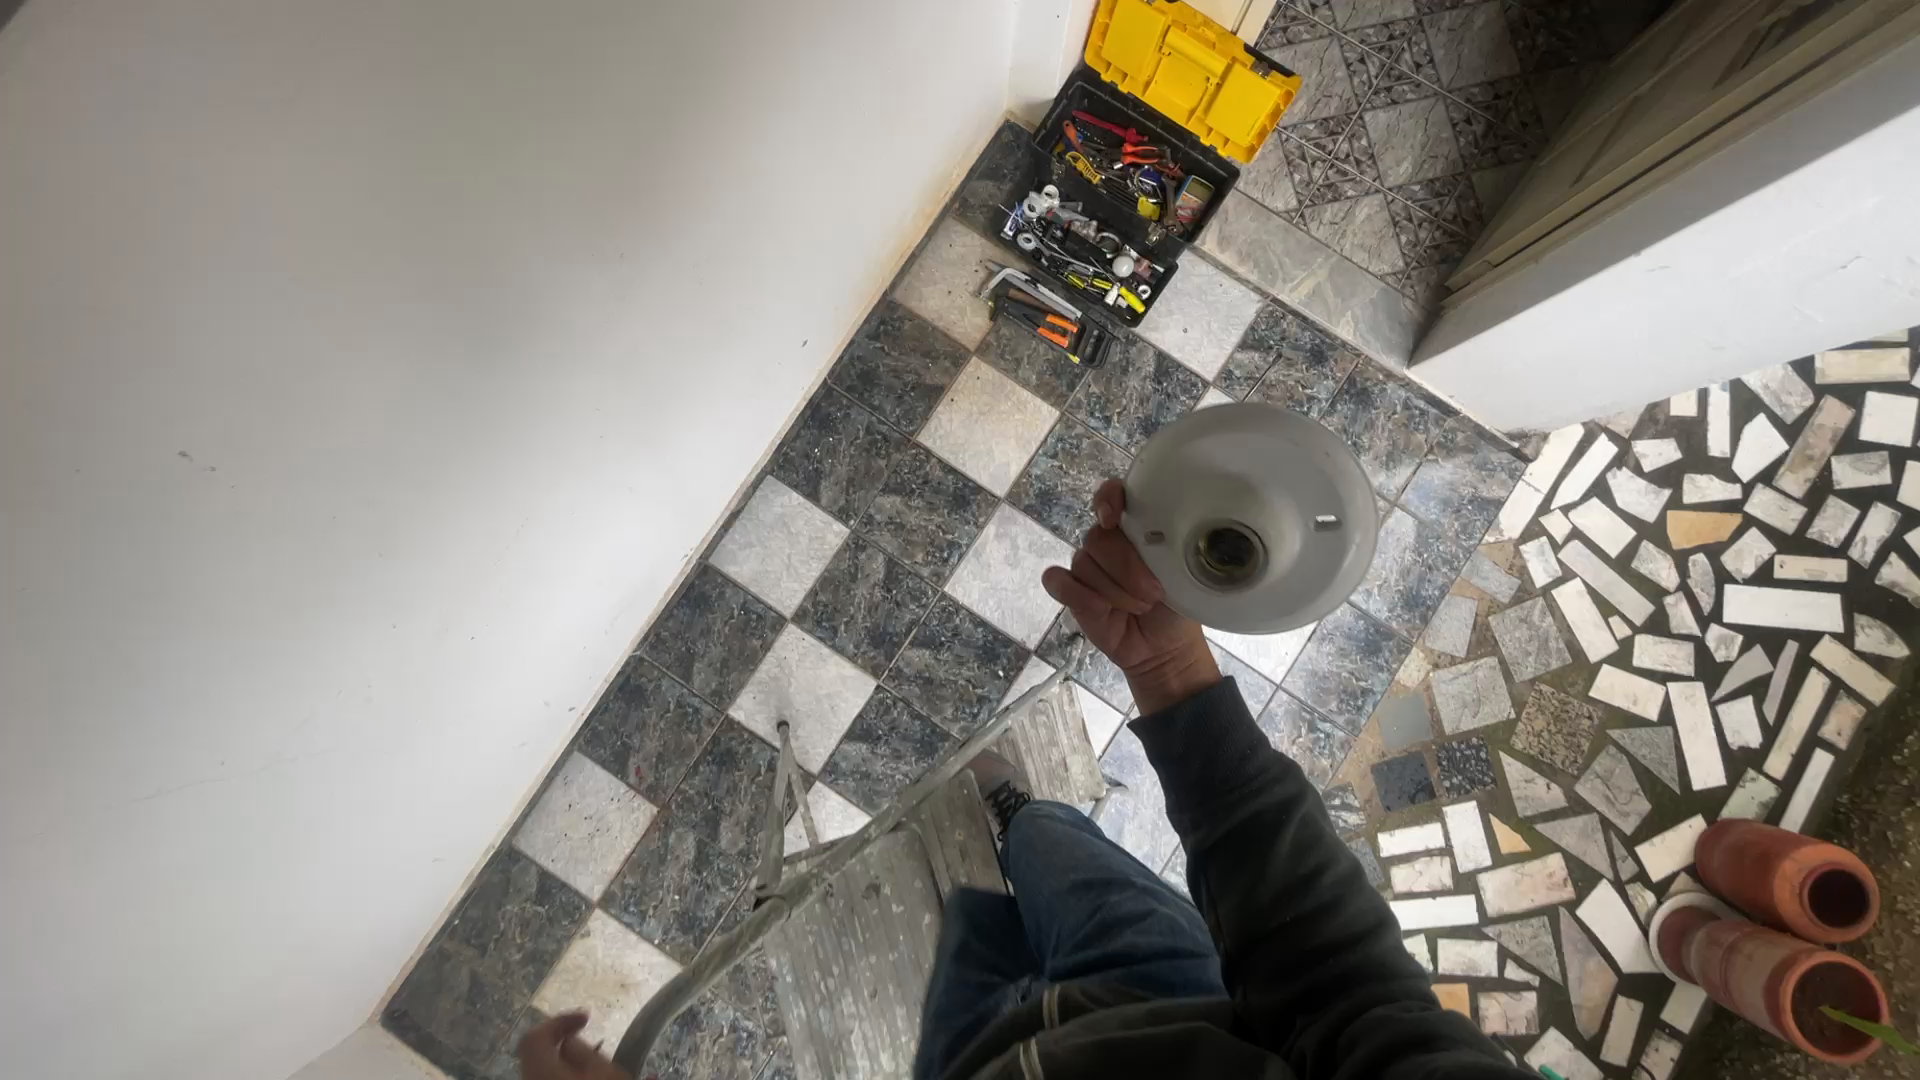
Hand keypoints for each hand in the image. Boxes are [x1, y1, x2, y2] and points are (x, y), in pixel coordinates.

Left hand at [517, 1012, 629, 1079]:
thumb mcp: (604, 1072)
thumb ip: (583, 1051)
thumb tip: (568, 1039)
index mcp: (542, 1071)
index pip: (534, 1037)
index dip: (558, 1020)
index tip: (586, 1017)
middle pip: (535, 1052)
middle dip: (560, 1035)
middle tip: (585, 1029)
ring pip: (540, 1066)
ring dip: (561, 1053)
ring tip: (587, 1052)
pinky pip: (544, 1076)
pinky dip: (558, 1067)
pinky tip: (580, 1070)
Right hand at [1042, 479, 1218, 713]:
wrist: (1165, 646)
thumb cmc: (1178, 604)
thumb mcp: (1184, 572)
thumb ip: (1168, 547)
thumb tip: (1160, 539)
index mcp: (1134, 527)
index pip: (1112, 494)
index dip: (1108, 498)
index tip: (1112, 518)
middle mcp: (1107, 541)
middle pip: (1098, 538)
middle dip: (1126, 569)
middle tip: (1153, 593)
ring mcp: (1086, 566)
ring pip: (1084, 564)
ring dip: (1114, 592)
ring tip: (1138, 608)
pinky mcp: (1070, 590)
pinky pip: (1059, 581)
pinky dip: (1078, 595)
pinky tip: (1099, 608)